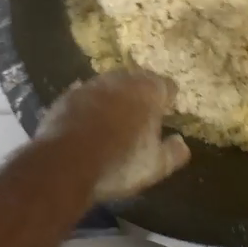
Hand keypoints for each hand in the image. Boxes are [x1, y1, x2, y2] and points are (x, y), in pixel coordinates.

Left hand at [38, 70, 191, 200]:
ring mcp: (91, 85)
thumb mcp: (155, 167)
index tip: (166, 114)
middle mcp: (122, 80)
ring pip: (110, 87)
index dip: (168, 101)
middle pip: (138, 82)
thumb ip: (174, 153)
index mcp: (148, 91)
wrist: (65, 164)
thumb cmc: (119, 163)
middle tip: (141, 118)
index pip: (167, 87)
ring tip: (113, 121)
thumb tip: (182, 143)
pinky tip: (86, 123)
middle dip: (141, 96)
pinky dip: (88, 107)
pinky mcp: (67, 96)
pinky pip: (84, 97)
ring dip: (113, 99)